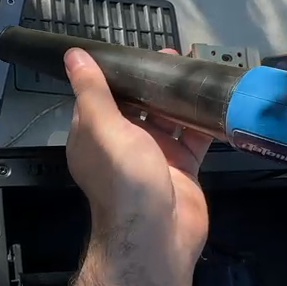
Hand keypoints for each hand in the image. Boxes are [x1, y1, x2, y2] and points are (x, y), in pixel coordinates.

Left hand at [63, 49, 211, 283]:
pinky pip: (192, 137)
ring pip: (166, 118)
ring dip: (177, 96)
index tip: (131, 51)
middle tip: (172, 56)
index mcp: (94, 136)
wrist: (157, 234)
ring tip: (193, 69)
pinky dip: (202, 120)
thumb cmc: (123, 177)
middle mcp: (121, 144)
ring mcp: (153, 156)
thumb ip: (91, 90)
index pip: (99, 97)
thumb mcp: (102, 126)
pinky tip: (213, 99)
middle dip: (151, 82)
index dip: (114, 75)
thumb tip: (73, 56)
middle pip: (137, 105)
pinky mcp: (181, 167)